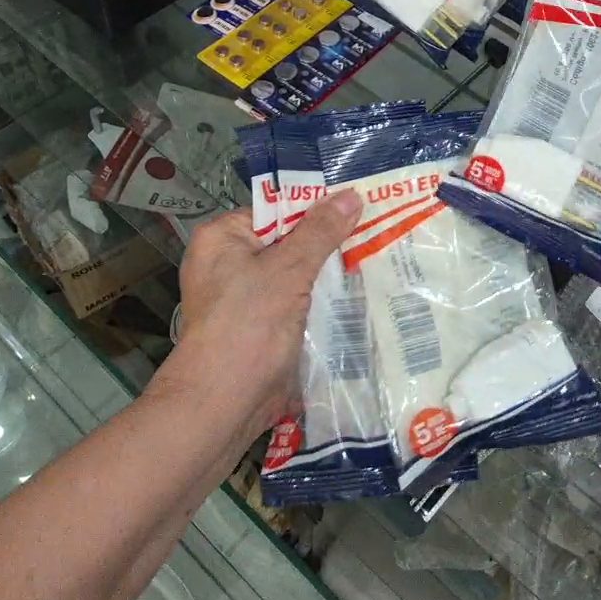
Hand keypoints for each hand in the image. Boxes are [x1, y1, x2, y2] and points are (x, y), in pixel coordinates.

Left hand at [162, 191, 362, 440]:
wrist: (223, 405)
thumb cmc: (248, 326)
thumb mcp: (289, 270)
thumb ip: (321, 231)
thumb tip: (352, 194)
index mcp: (223, 238)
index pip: (278, 208)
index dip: (318, 207)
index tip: (361, 204)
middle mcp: (230, 262)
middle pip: (289, 240)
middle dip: (329, 241)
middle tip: (378, 229)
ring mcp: (246, 296)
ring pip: (296, 272)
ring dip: (330, 272)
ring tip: (378, 256)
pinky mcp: (262, 325)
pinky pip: (297, 300)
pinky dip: (322, 298)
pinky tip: (359, 292)